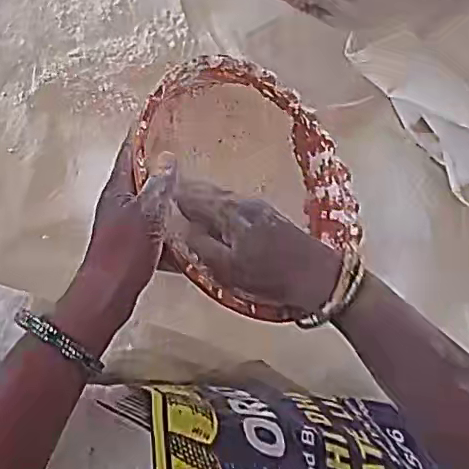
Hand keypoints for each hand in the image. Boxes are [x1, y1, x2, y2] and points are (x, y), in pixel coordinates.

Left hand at [60, 135, 176, 339]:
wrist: (108, 295)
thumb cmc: (124, 251)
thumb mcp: (146, 215)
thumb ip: (158, 186)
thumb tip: (168, 157)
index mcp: (117, 189)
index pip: (128, 152)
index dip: (141, 134)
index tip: (157, 117)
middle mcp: (117, 201)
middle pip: (138, 174)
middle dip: (158, 161)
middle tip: (185, 148)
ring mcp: (123, 223)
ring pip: (147, 199)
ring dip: (165, 190)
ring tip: (193, 181)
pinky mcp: (132, 243)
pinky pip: (153, 222)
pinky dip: (168, 218)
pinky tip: (187, 221)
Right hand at [172, 179, 340, 316]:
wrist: (321, 277)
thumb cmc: (272, 278)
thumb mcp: (229, 270)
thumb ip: (199, 246)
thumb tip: (174, 228)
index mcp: (229, 212)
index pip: (191, 195)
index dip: (169, 194)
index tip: (148, 191)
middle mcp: (241, 202)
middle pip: (204, 192)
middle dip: (182, 193)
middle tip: (159, 196)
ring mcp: (256, 206)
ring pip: (218, 197)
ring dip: (198, 199)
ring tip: (179, 205)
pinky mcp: (266, 215)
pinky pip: (230, 204)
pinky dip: (213, 206)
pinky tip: (209, 216)